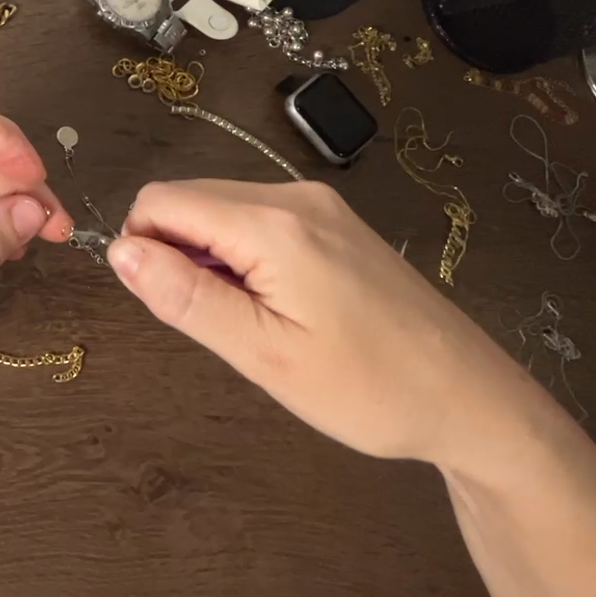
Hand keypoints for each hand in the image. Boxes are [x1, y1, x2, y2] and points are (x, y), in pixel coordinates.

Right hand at [108, 179, 548, 466]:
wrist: (476, 401)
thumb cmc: (367, 390)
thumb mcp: (264, 354)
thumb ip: (186, 297)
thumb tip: (119, 250)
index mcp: (271, 224)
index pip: (160, 201)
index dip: (141, 246)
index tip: (169, 303)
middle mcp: (291, 194)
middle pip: (187, 198)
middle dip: (174, 250)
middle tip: (214, 318)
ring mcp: (316, 202)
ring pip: (217, 206)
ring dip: (205, 253)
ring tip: (248, 314)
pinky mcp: (331, 218)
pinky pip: (251, 216)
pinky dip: (237, 251)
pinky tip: (274, 299)